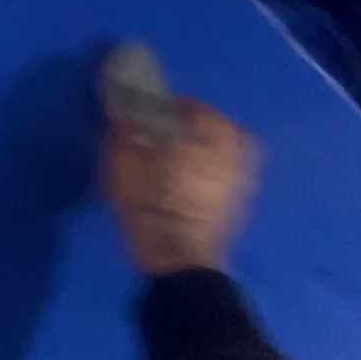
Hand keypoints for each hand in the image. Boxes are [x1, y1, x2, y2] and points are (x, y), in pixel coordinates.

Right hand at [102, 100, 256, 276]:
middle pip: (224, 129)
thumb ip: (121, 134)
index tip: (155, 106)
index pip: (196, 108)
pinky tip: (191, 175)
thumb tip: (121, 116)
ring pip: (231, 151)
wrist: (176, 256)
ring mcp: (239, 182)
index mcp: (206, 139)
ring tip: (183, 150)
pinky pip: (229, 172)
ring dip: (212, 144)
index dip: (175, 103)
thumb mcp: (121, 163)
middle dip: (202, 123)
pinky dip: (214, 166)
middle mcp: (231, 156)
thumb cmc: (148, 203)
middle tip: (176, 126)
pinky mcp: (236, 204)